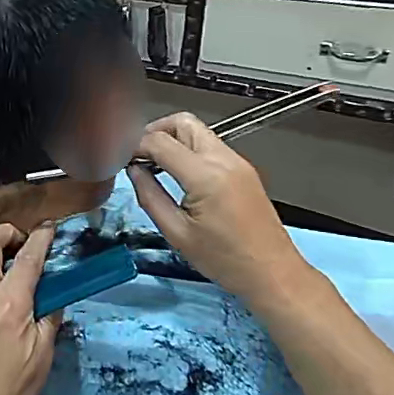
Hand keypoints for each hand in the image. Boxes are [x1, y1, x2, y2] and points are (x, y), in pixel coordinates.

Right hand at [127, 113, 311, 303]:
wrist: (272, 272)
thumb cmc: (226, 260)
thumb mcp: (177, 233)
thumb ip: (150, 196)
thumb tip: (134, 171)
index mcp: (206, 175)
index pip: (160, 141)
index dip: (135, 145)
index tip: (121, 156)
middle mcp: (224, 159)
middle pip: (182, 122)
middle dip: (155, 132)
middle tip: (138, 154)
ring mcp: (237, 161)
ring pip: (198, 130)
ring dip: (173, 139)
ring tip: (155, 164)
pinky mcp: (244, 169)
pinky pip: (211, 146)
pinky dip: (190, 150)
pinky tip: (178, 173)